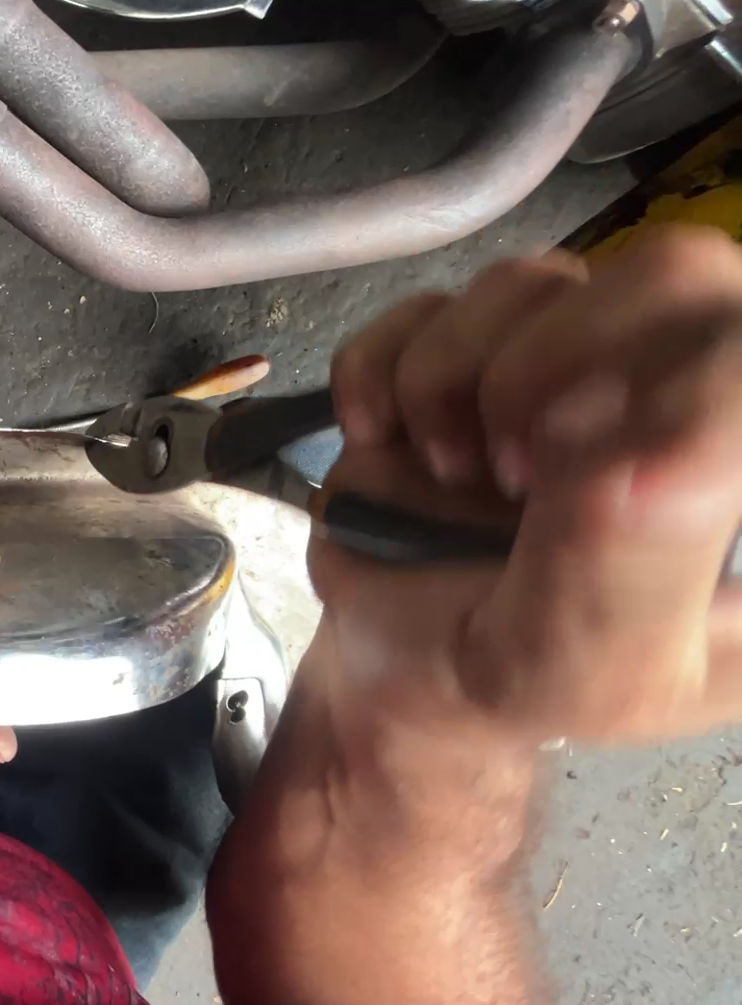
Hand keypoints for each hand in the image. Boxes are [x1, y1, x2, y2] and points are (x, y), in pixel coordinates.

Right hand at [319, 226, 741, 746]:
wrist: (385, 661)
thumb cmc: (496, 679)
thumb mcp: (576, 661)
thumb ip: (622, 559)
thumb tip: (614, 425)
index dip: (684, 389)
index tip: (570, 484)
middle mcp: (673, 399)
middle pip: (664, 274)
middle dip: (545, 375)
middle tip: (504, 474)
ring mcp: (553, 376)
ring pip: (524, 283)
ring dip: (445, 386)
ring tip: (444, 472)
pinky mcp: (444, 375)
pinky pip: (412, 312)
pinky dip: (371, 373)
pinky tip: (377, 438)